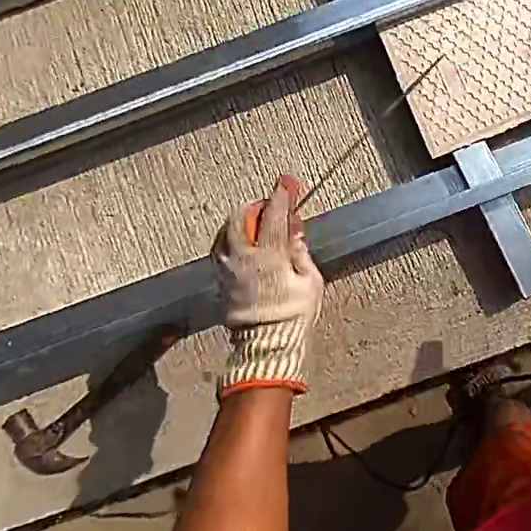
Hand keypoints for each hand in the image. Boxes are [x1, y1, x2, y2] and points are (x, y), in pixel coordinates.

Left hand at [211, 175, 323, 396]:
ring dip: (242, 222)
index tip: (288, 183)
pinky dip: (232, 239)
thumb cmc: (292, 317)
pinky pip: (221, 249)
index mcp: (268, 253)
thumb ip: (299, 253)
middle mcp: (242, 256)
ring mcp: (228, 268)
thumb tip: (294, 233)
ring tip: (257, 227)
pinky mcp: (221, 281)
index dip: (282, 194)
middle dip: (257, 206)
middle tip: (272, 208)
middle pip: (242, 215)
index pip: (273, 213)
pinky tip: (242, 245)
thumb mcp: (309, 282)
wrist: (266, 346)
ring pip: (227, 231)